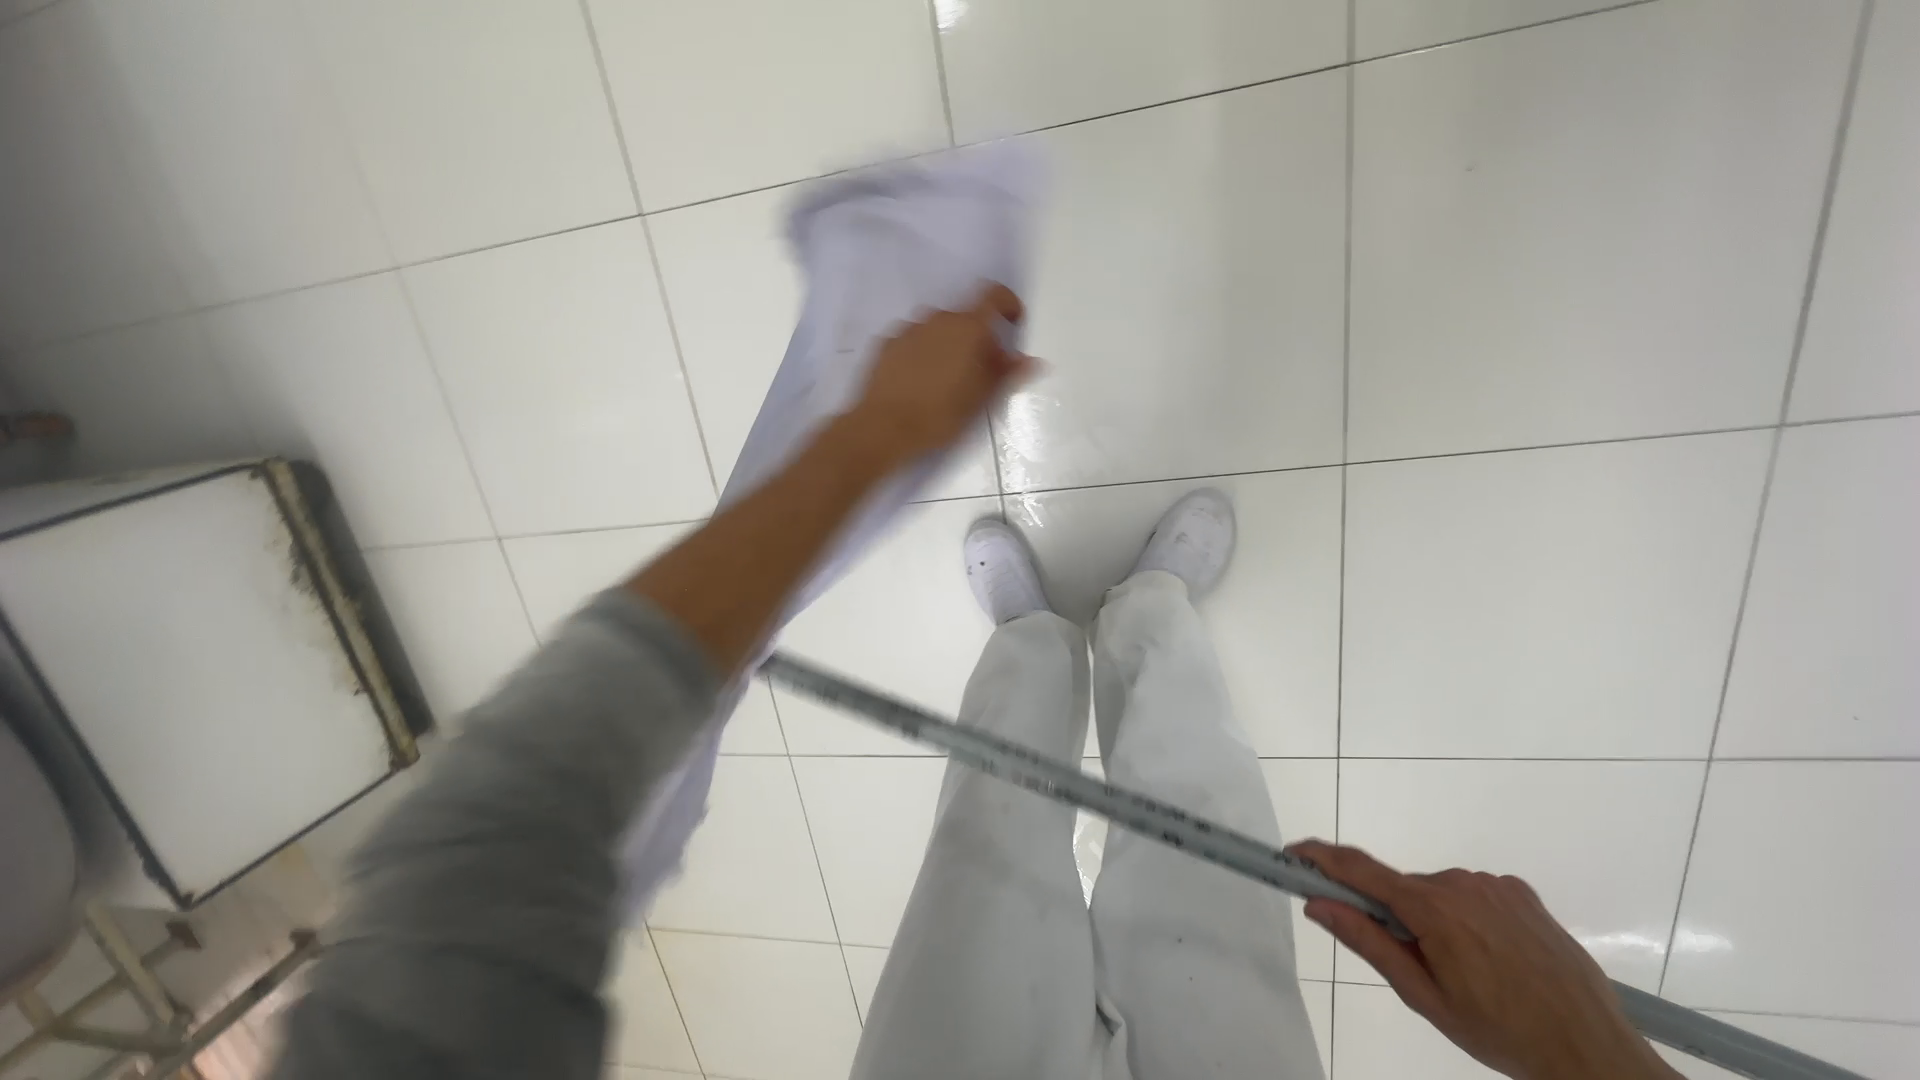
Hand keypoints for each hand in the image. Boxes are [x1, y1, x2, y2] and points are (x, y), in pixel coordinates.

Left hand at [841, 283, 1032, 463]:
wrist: (882, 428)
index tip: (1012, 326)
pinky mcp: (885, 343)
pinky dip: (921, 353)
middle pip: (965, 317)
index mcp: (967, 327)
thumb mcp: (982, 399)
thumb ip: (1008, 373)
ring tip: (944, 381)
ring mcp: (907, 329)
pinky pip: (912, 341)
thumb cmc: (940, 415)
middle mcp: (937, 318)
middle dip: (976, 337)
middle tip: (979, 371)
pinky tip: (917, 383)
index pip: (994, 295)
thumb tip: (1032, 360)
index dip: (1008, 305)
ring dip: (947, 345)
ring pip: (937, 329)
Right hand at [1289, 841, 1679, 1079]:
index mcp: (1431, 909)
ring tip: (1467, 972)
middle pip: (1401, 888)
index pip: (1359, 868)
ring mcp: (1494, 885)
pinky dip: (1466, 916)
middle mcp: (1459, 883)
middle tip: (1417, 967)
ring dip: (1432, 919)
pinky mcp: (1521, 892)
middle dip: (1393, 916)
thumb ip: (1368, 942)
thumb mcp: (1424, 997)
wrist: (1593, 1054)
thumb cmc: (1500, 1033)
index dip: (1320, 857)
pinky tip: (1491, 956)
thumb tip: (1317, 903)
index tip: (1292, 852)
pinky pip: (1472, 894)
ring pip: (1437, 893)